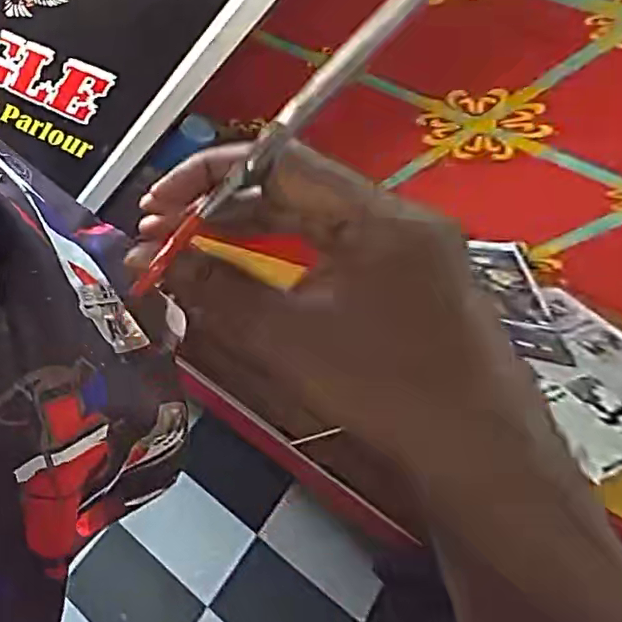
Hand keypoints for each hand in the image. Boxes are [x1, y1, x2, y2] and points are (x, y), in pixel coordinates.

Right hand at [127, 142, 553, 479]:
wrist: (481, 461)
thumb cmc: (381, 390)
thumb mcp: (276, 334)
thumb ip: (206, 283)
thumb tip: (140, 254)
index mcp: (376, 219)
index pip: (275, 159)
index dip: (201, 176)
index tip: (154, 207)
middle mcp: (392, 218)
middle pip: (282, 180)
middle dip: (208, 201)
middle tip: (154, 231)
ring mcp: (398, 244)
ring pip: (294, 208)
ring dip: (230, 221)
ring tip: (177, 244)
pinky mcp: (394, 272)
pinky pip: (312, 237)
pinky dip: (260, 243)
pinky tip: (224, 261)